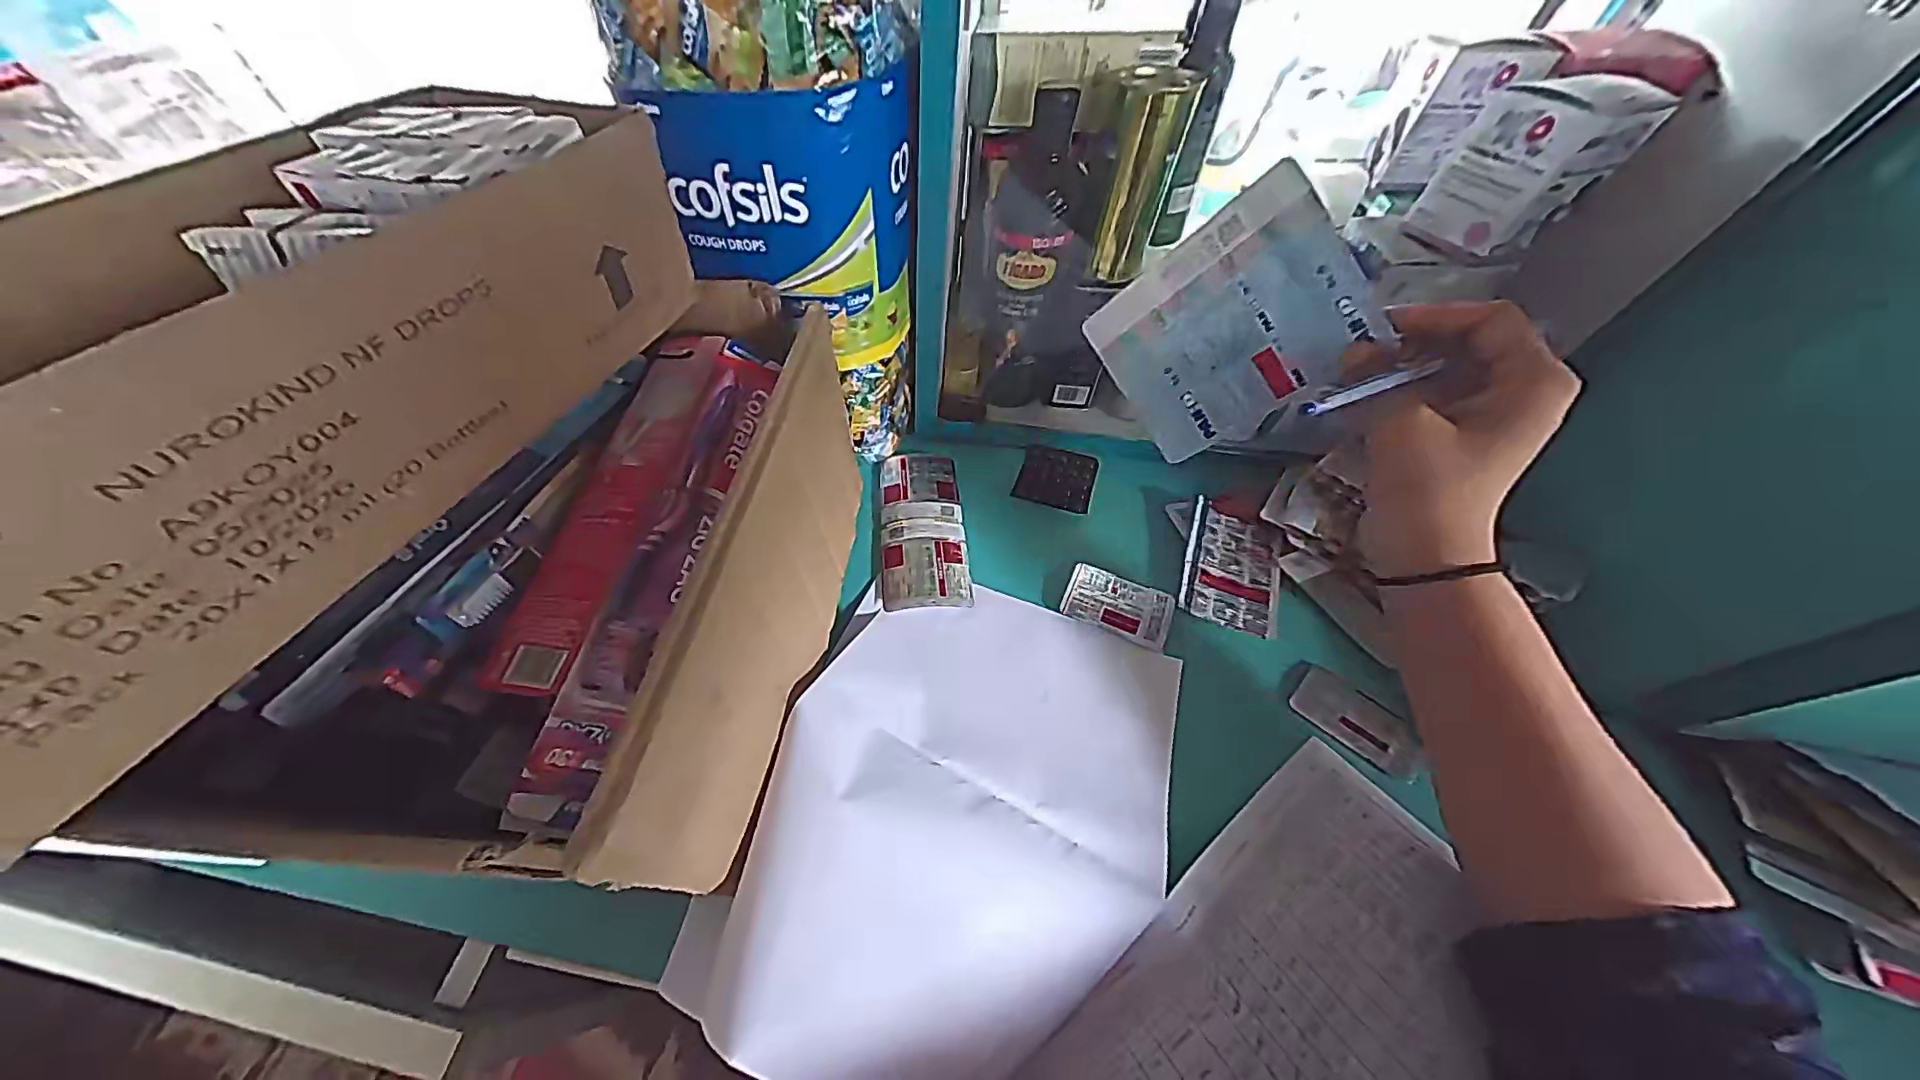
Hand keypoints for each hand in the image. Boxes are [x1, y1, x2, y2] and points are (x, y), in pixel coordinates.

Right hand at [1354, 302, 1579, 577]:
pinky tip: (1364, 395)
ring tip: (1357, 372)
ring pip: (1445, 370)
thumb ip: (1378, 377)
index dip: (1436, 316)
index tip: (1384, 327)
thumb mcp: (1402, 422)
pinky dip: (1399, 391)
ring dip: (1400, 367)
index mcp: (1533, 382)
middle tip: (1365, 350)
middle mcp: (1521, 392)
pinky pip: (1432, 396)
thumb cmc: (1428, 487)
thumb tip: (1356, 350)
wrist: (1424, 553)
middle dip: (1413, 343)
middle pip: (1468, 343)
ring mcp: (1490, 417)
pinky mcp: (1459, 437)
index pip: (1490, 321)